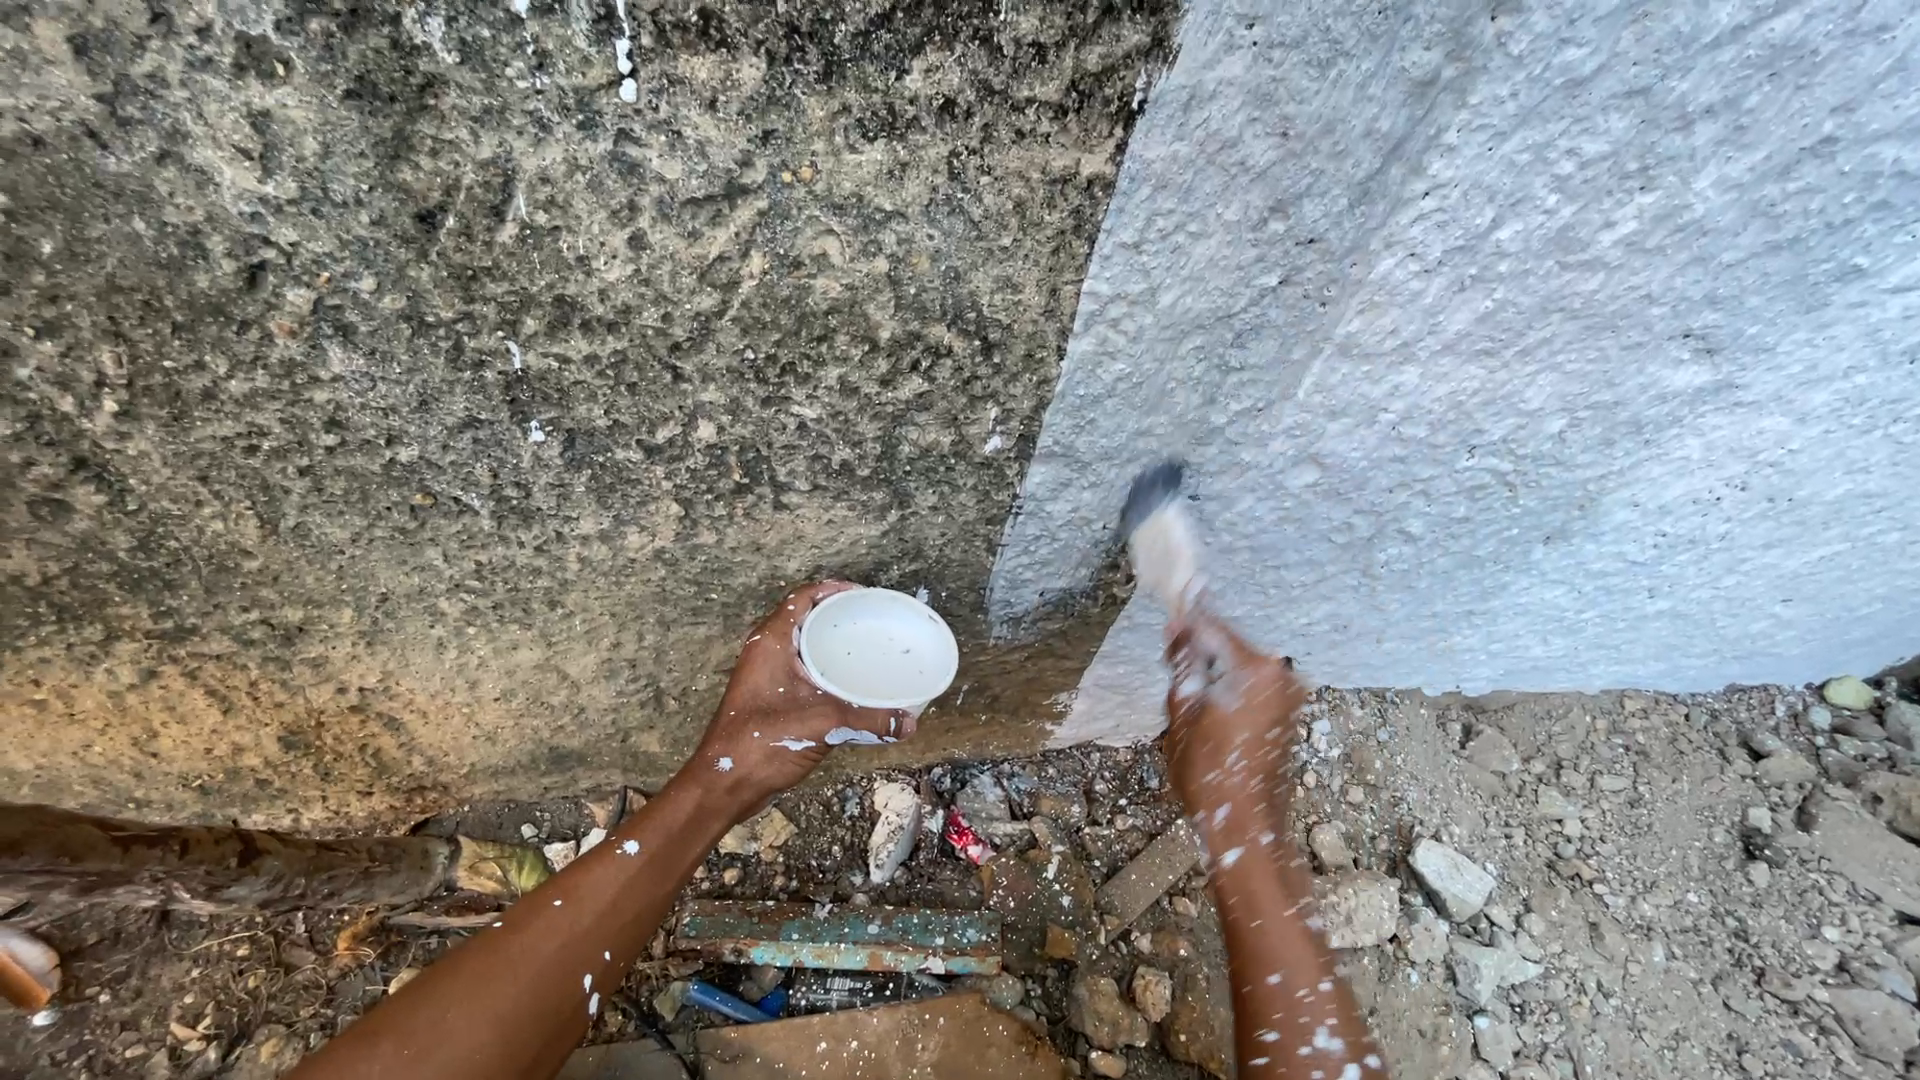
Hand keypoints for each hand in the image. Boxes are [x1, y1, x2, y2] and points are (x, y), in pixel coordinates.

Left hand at [686, 581, 912, 820]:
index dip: (831, 589)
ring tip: (863, 647)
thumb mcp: (824, 723)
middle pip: (803, 618)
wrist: (724, 785)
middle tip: (868, 620)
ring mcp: (764, 676)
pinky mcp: (768, 698)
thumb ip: (869, 720)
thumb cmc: (761, 744)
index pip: (802, 598)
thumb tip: (908, 723)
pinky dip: (823, 669)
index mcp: (772, 642)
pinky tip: (847, 684)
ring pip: (802, 646)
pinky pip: (801, 670)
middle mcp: (765, 652)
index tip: (861, 594)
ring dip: (828, 643)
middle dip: (834, 615)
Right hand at [1162, 610, 1307, 812]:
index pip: (1212, 628)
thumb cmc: (1207, 770)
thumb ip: (1182, 665)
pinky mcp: (1289, 711)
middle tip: (1170, 662)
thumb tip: (1176, 627)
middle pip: (1230, 644)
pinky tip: (1208, 701)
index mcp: (1254, 669)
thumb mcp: (1182, 712)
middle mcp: (1280, 674)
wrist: (1245, 824)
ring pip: (1241, 664)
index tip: (1167, 614)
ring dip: (1214, 667)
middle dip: (1200, 648)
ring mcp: (1290, 693)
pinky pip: (1254, 683)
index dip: (1186, 621)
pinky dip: (1231, 684)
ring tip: (1185, 686)